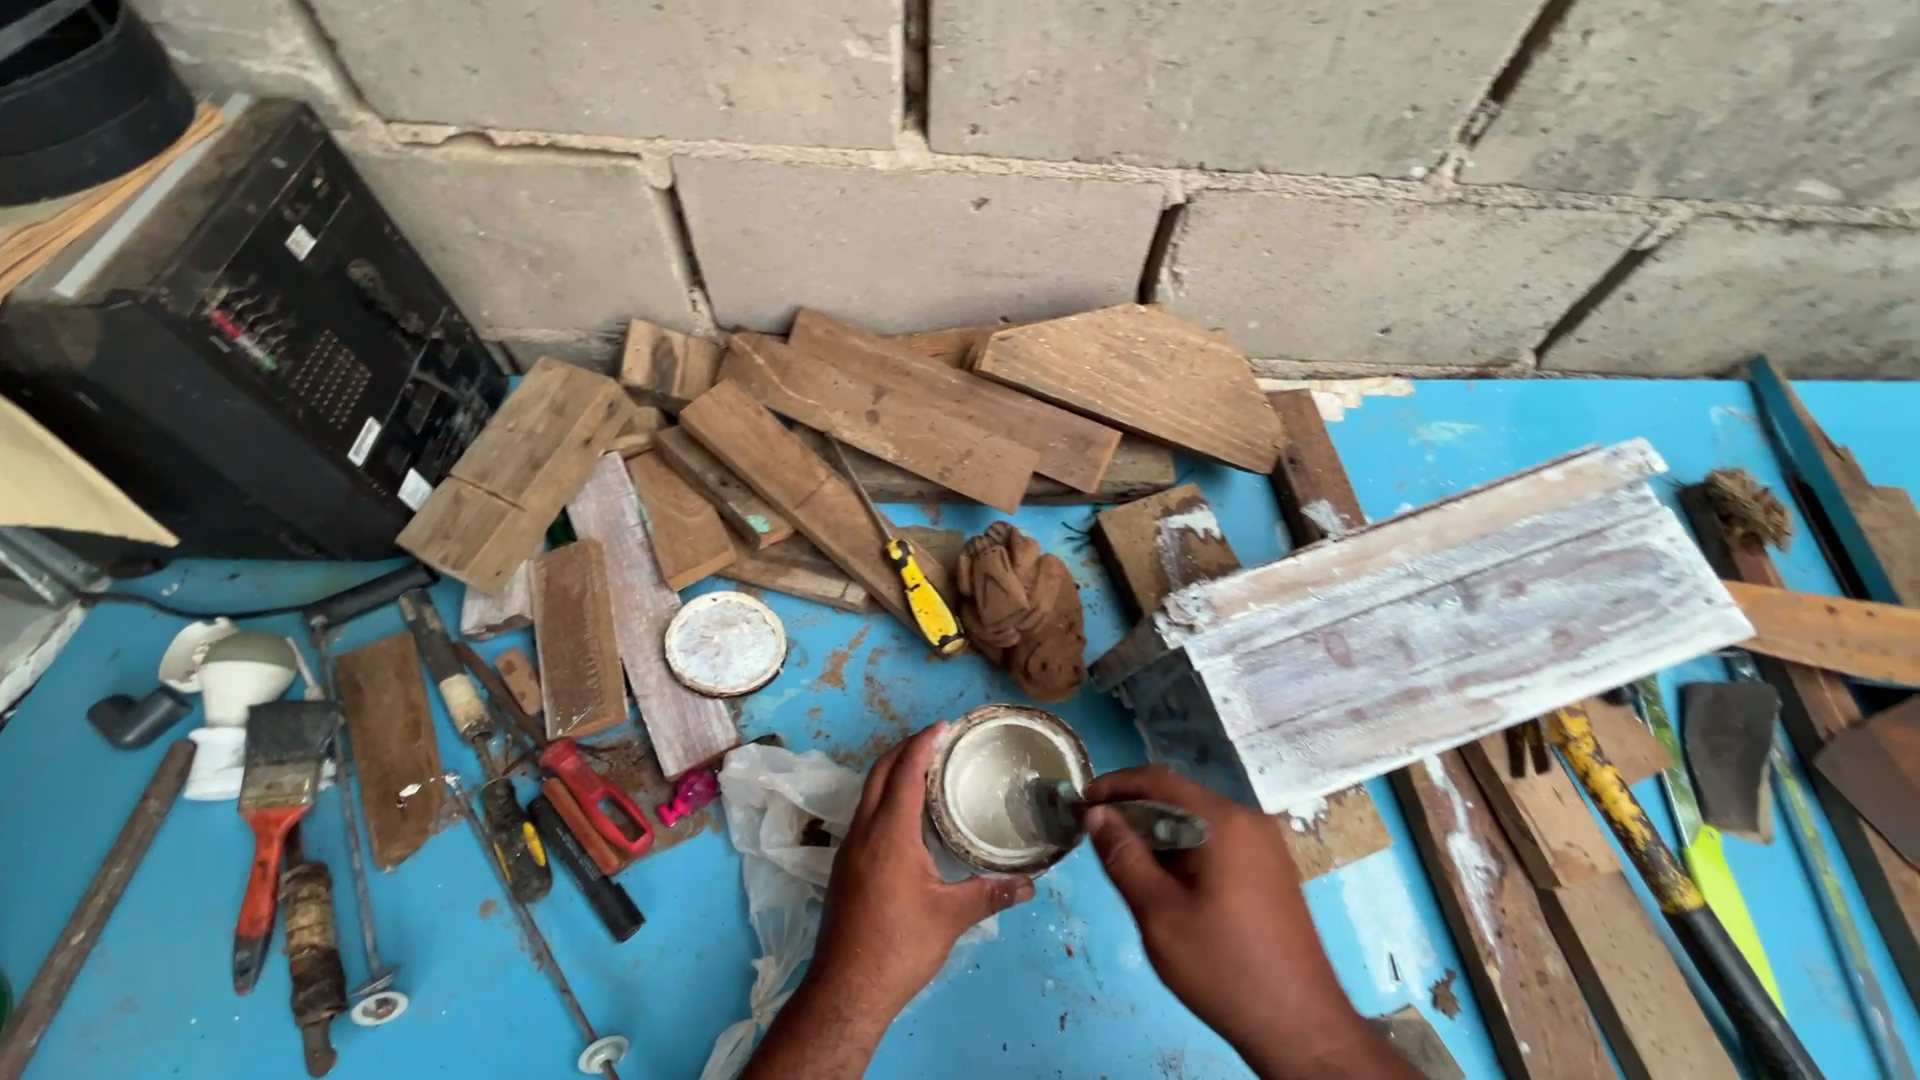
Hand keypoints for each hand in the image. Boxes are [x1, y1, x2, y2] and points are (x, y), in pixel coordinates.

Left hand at [808, 723, 1036, 1018]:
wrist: (845, 990)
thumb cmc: (899, 947)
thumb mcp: (951, 917)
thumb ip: (991, 894)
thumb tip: (1031, 885)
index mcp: (889, 833)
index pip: (905, 772)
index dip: (923, 743)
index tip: (944, 726)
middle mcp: (863, 832)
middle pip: (879, 772)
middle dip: (905, 748)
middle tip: (937, 740)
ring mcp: (849, 849)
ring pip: (867, 793)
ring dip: (892, 772)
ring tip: (925, 769)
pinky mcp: (845, 867)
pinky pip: (865, 814)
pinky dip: (885, 797)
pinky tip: (907, 815)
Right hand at [1086, 767, 1397, 1079]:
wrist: (1301, 1028)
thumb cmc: (1224, 968)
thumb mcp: (1159, 914)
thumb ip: (1124, 857)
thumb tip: (1096, 813)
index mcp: (1224, 822)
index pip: (1159, 780)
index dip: (1115, 785)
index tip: (1081, 803)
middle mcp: (1249, 820)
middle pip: (1180, 796)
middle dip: (1134, 810)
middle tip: (1098, 837)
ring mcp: (1266, 844)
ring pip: (1198, 819)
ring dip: (1158, 830)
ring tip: (1126, 861)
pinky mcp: (1271, 868)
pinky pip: (1217, 839)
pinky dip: (1184, 846)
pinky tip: (1166, 880)